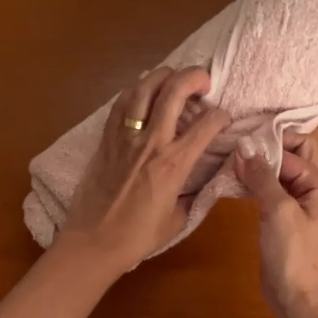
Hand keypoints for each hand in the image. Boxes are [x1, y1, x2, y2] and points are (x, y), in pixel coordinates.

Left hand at [57, 66, 232, 271]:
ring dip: (163, 75)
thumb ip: (193, 195)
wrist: (94, 242)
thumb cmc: (137, 238)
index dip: (222, 116)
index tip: (223, 119)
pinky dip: (136, 90)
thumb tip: (203, 181)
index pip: (207, 125)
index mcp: (174, 164)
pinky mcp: (106, 139)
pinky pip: (121, 103)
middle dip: (195, 76)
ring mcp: (125, 137)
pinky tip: (143, 93)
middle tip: (204, 82)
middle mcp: (151, 142)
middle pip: (174, 90)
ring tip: (173, 79)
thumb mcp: (178, 220)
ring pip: (144, 87)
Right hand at [235, 131, 317, 317]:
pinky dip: (257, 184)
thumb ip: (262, 177)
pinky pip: (272, 191)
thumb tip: (244, 147)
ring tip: (233, 164)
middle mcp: (314, 189)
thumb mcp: (278, 210)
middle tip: (239, 150)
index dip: (266, 145)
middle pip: (293, 155)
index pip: (294, 150)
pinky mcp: (285, 219)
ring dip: (260, 167)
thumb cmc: (292, 254)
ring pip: (281, 174)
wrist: (296, 297)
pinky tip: (238, 184)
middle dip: (268, 149)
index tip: (237, 145)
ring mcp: (299, 205)